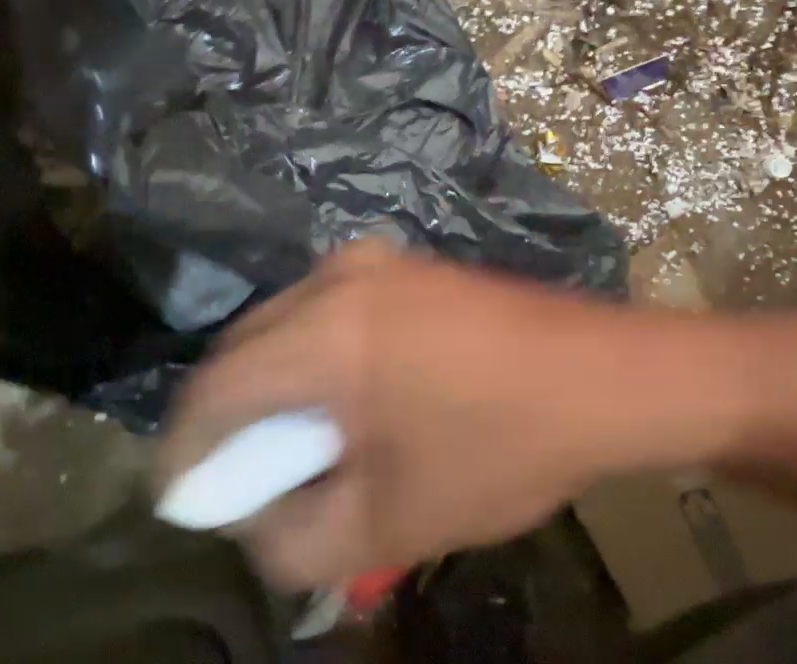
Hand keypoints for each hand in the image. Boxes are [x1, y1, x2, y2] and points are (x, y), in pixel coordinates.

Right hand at [155, 244, 630, 589]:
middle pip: (243, 349)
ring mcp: (374, 260)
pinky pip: (323, 310)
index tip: (186, 495)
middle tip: (241, 477)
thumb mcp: (394, 520)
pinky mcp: (403, 264)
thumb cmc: (505, 447)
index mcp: (325, 332)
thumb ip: (297, 537)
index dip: (188, 447)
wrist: (610, 377)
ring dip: (271, 386)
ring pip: (282, 325)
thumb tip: (254, 518)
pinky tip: (339, 401)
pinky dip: (309, 358)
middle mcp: (336, 277)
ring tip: (293, 444)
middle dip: (229, 418)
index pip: (216, 388)